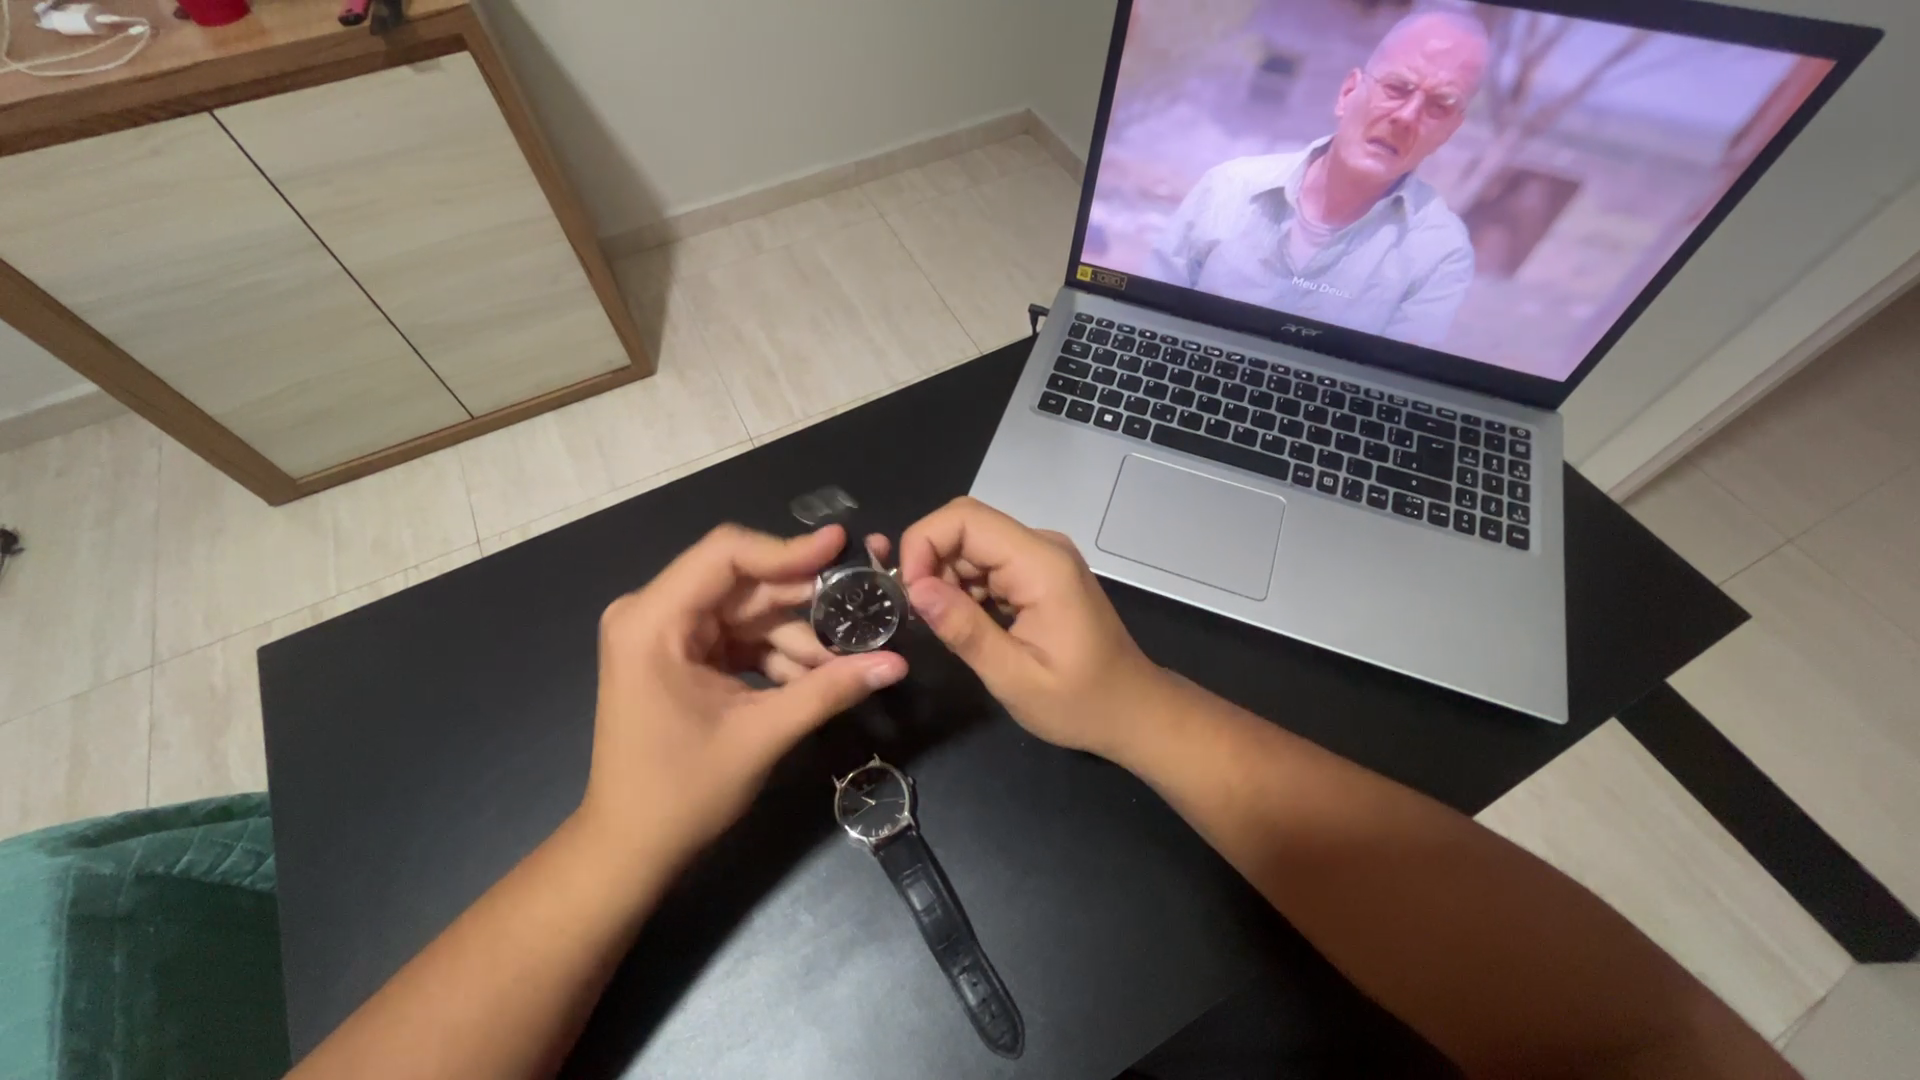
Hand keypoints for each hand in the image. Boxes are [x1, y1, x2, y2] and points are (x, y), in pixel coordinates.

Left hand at [579, 525, 906, 870]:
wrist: (633, 847)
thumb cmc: (682, 793)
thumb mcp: (762, 735)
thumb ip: (829, 689)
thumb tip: (896, 663)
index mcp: (653, 621)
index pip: (726, 556)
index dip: (788, 549)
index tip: (842, 549)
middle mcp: (653, 614)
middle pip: (743, 584)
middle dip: (803, 603)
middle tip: (863, 612)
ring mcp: (666, 634)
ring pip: (749, 612)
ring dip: (797, 637)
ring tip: (843, 667)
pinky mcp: (682, 656)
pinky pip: (740, 637)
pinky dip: (778, 655)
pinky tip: (815, 678)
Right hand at [891, 497, 1168, 756]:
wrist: (1133, 709)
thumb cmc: (1080, 702)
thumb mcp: (1015, 678)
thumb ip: (965, 630)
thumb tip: (915, 589)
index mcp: (1041, 565)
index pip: (965, 518)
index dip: (924, 544)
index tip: (910, 594)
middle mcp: (1043, 547)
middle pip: (966, 526)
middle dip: (930, 563)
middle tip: (920, 616)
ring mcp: (1043, 557)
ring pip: (972, 544)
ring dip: (946, 578)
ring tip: (945, 627)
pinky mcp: (1039, 573)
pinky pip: (988, 562)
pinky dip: (965, 587)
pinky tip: (968, 624)